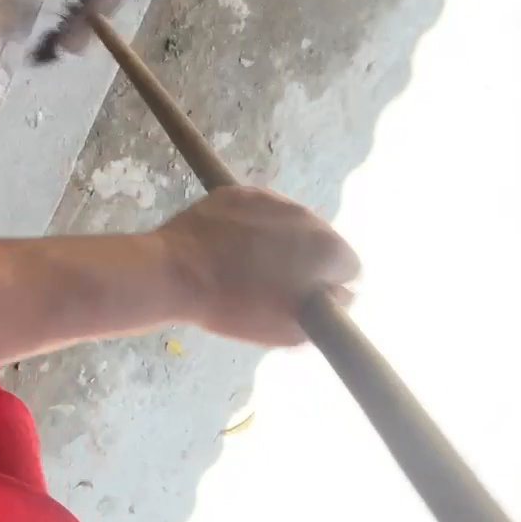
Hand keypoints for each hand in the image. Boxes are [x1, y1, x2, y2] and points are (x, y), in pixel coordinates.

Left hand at [155, 187, 359, 346]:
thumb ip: (329, 312)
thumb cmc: (232, 305)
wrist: (173, 273)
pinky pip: (254, 209)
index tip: (300, 294)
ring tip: (243, 259)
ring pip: (285, 222)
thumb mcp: (292, 330)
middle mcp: (306, 215)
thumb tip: (336, 296)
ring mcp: (268, 198)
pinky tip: (228, 240)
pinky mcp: (235, 191)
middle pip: (317, 240)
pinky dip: (247, 222)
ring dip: (275, 237)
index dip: (325, 285)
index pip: (347, 269)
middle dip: (301, 258)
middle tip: (268, 277)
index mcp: (329, 249)